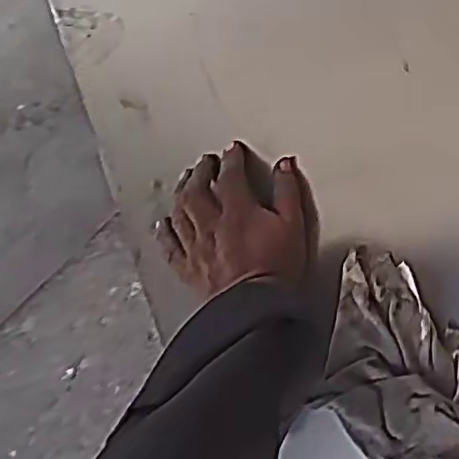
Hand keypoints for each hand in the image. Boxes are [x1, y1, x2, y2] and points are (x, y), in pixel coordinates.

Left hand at [154, 141, 314, 300]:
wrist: (256, 308)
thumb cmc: (278, 267)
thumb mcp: (294, 223)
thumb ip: (288, 191)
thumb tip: (284, 166)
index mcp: (239, 211)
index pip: (230, 175)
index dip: (231, 159)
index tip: (232, 150)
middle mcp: (213, 225)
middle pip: (198, 190)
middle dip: (201, 171)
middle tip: (205, 162)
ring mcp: (198, 247)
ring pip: (181, 212)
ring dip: (182, 193)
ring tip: (185, 181)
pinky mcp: (190, 269)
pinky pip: (171, 246)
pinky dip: (165, 232)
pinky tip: (164, 224)